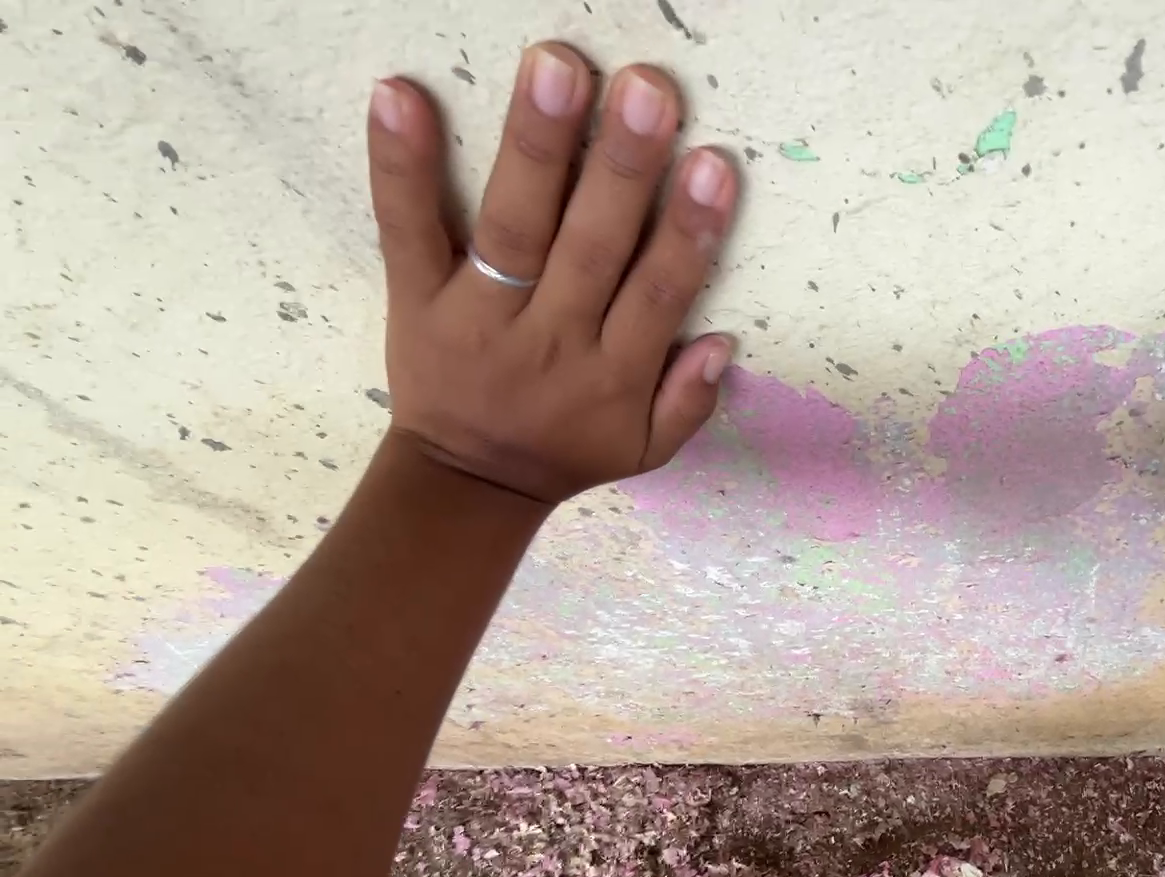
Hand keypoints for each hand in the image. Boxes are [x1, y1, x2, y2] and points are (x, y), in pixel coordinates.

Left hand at [366, 43, 737, 503]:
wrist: (470, 479)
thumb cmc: (570, 452)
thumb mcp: (648, 451)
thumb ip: (689, 403)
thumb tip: (723, 342)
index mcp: (613, 375)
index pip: (658, 295)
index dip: (687, 233)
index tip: (712, 167)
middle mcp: (551, 340)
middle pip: (591, 248)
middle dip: (621, 168)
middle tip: (645, 89)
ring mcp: (478, 315)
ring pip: (513, 229)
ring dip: (535, 148)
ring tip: (556, 68)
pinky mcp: (415, 298)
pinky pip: (405, 229)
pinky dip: (399, 165)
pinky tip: (400, 94)